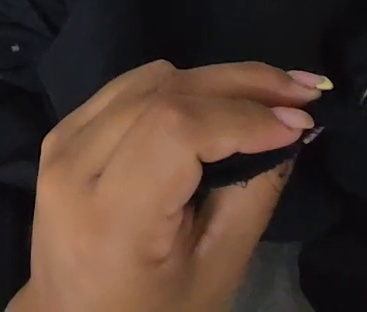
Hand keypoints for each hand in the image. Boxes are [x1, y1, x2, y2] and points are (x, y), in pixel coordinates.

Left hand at [10, 60, 325, 311]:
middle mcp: (75, 164)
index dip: (241, 115)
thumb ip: (252, 195)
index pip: (175, 131)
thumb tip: (290, 127)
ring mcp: (63, 139)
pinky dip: (182, 85)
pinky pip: (131, 85)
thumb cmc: (155, 311)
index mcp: (109, 216)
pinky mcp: (65, 127)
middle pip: (164, 92)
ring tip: (271, 94)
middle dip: (242, 83)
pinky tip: (220, 99)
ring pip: (151, 79)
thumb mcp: (216, 271)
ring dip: (216, 80)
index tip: (299, 121)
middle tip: (302, 88)